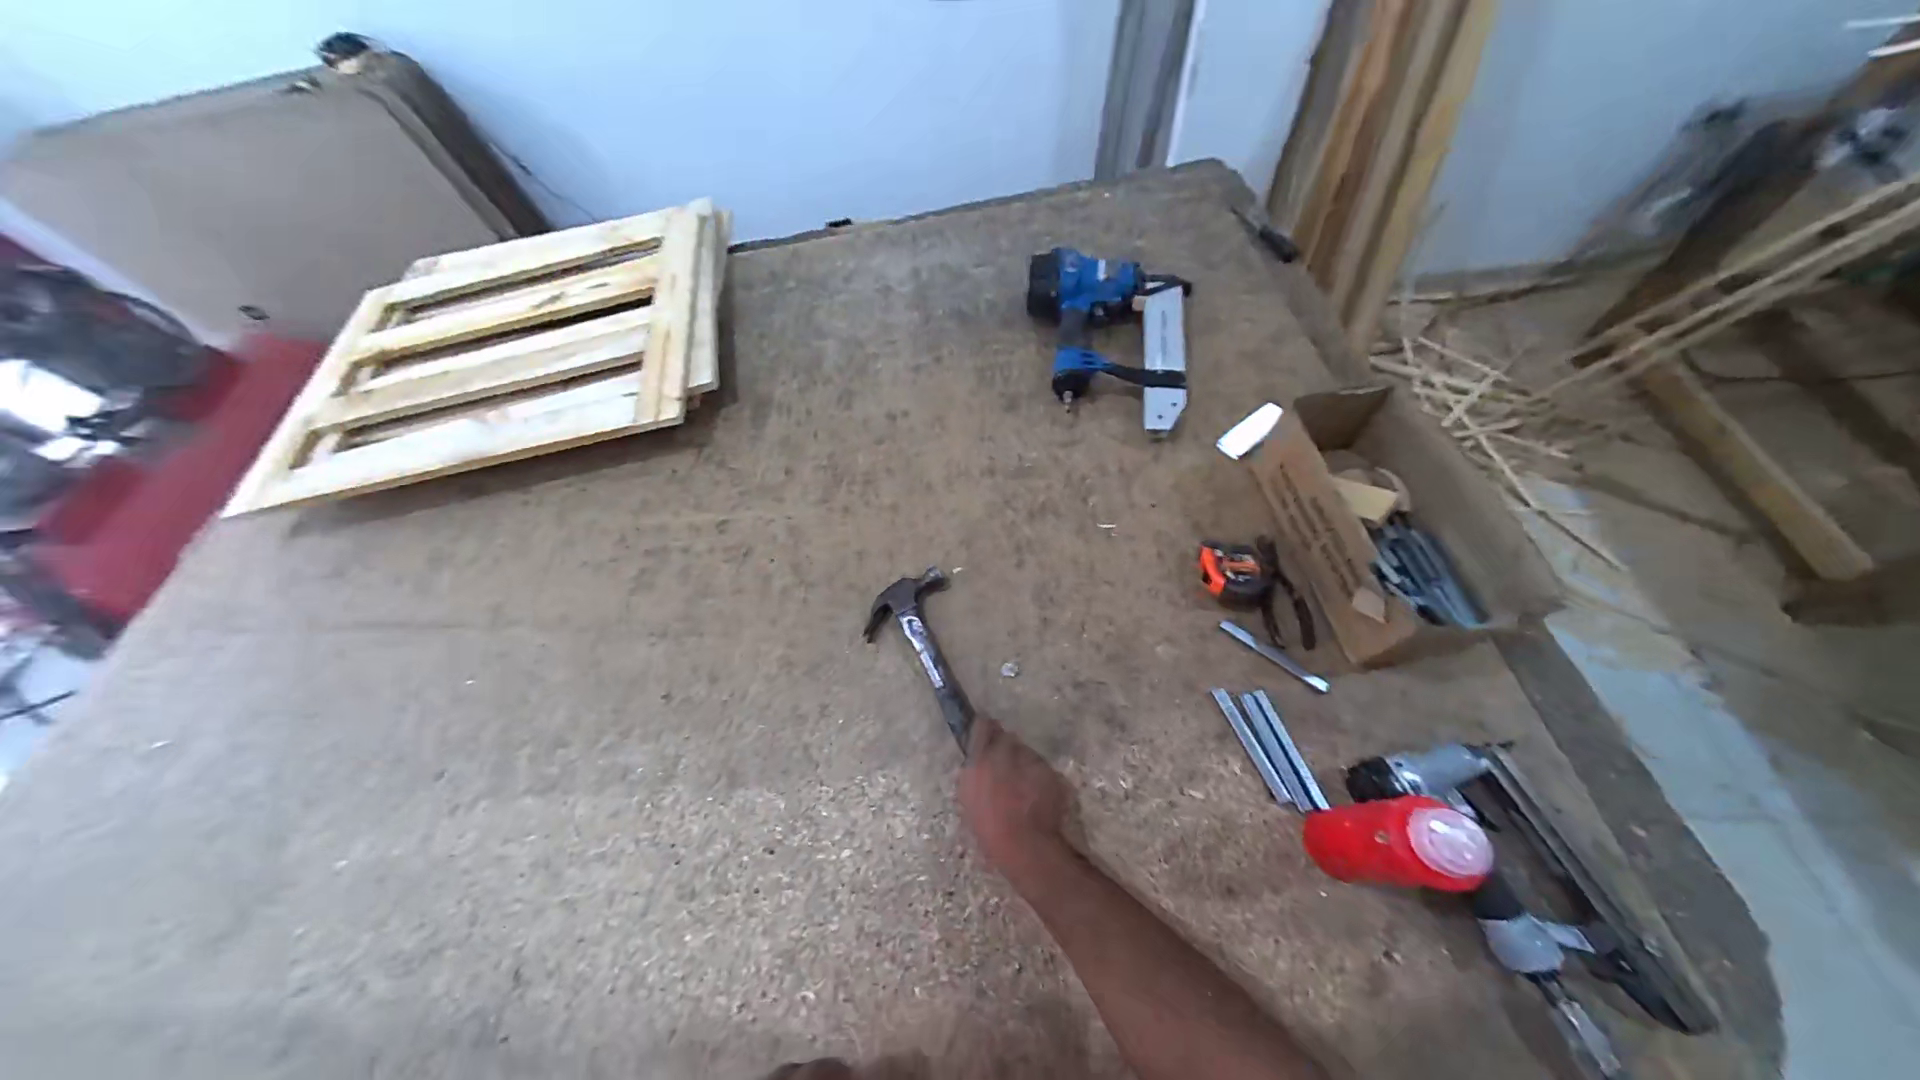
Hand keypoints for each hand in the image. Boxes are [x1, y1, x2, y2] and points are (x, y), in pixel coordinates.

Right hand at [958, 717, 1071, 879]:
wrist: (1025, 845)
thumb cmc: (989, 828)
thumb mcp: (969, 800)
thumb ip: (972, 773)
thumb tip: (976, 761)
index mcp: (979, 760)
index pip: (982, 727)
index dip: (985, 727)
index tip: (986, 729)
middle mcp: (1004, 754)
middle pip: (1006, 738)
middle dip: (1006, 748)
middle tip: (1006, 766)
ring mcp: (1029, 760)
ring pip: (1026, 753)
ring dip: (1023, 763)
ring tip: (1023, 786)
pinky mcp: (1049, 770)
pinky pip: (1041, 767)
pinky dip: (1038, 776)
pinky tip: (1036, 794)